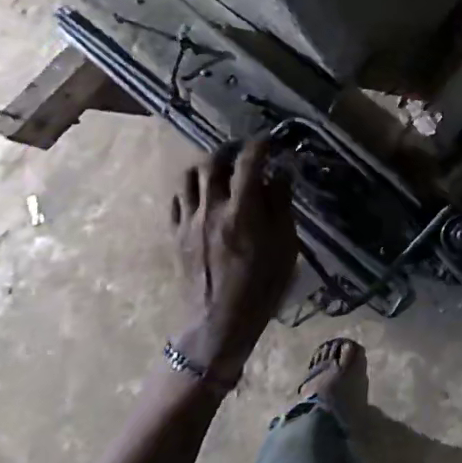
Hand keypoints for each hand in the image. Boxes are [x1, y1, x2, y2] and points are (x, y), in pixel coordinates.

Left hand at [171, 138, 298, 379]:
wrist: (220, 322)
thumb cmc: (262, 286)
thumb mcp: (286, 246)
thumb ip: (281, 206)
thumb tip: (280, 175)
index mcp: (242, 210)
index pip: (249, 162)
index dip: (260, 145)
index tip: (270, 140)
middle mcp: (211, 208)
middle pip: (212, 162)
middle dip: (230, 150)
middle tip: (245, 151)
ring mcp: (189, 221)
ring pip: (189, 176)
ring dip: (206, 166)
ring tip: (221, 169)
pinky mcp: (175, 235)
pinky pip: (177, 200)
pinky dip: (191, 190)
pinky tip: (203, 197)